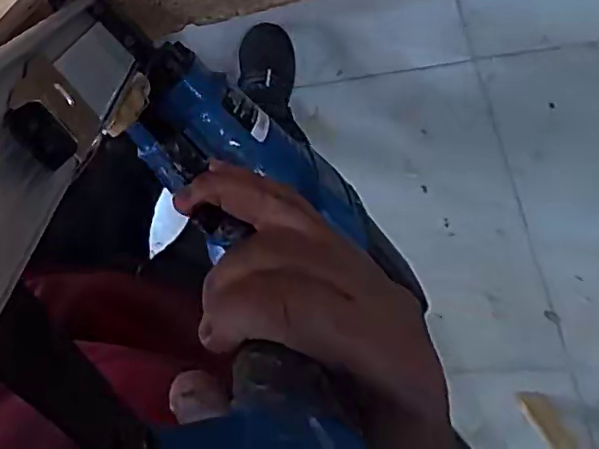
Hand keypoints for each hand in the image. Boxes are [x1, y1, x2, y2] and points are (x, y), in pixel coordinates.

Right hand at [172, 163, 451, 444]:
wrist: (411, 438)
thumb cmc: (374, 440)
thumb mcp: (328, 443)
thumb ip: (258, 423)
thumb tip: (188, 389)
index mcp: (386, 347)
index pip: (301, 301)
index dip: (242, 308)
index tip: (210, 339)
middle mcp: (377, 293)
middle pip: (290, 251)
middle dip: (232, 274)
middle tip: (207, 314)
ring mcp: (363, 265)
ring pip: (292, 212)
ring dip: (234, 196)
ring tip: (187, 197)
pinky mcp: (346, 252)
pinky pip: (295, 206)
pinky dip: (253, 188)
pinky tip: (221, 176)